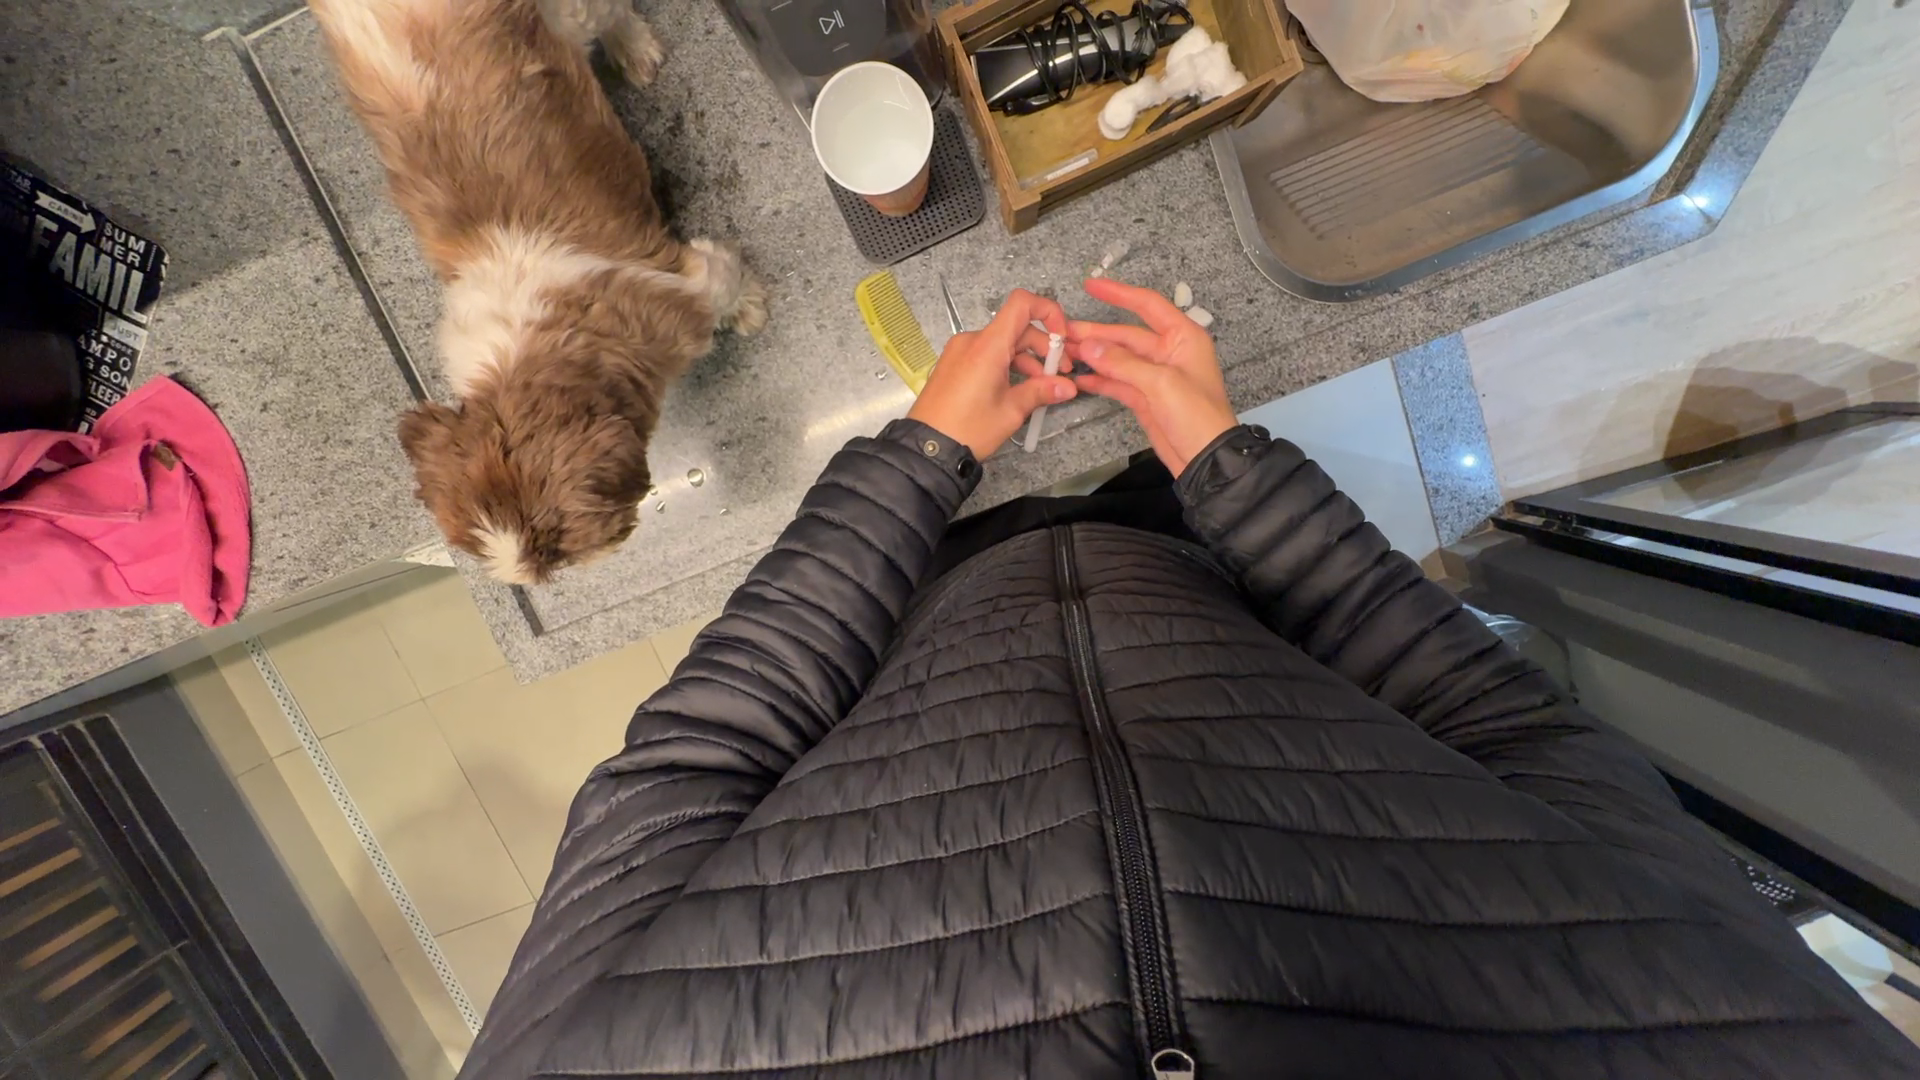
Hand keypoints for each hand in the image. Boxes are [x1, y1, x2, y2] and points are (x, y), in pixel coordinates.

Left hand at [908, 288, 1076, 458]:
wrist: (928, 449)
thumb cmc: (966, 430)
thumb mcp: (1011, 411)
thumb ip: (1041, 392)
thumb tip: (1066, 387)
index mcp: (988, 346)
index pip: (1022, 304)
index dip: (1048, 312)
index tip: (1060, 338)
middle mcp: (972, 341)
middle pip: (1016, 328)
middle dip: (1042, 347)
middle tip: (1058, 374)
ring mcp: (960, 352)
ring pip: (1002, 343)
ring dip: (1025, 360)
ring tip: (1040, 388)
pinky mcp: (954, 365)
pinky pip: (986, 354)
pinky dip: (1005, 365)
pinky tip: (1016, 389)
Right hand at [1068, 277, 1237, 476]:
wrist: (1206, 458)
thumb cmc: (1196, 415)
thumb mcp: (1160, 383)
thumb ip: (1122, 363)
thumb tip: (1088, 346)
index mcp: (1182, 337)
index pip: (1147, 305)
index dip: (1119, 293)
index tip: (1091, 284)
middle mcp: (1168, 352)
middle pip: (1126, 335)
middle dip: (1095, 333)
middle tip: (1063, 332)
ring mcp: (1155, 376)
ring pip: (1118, 359)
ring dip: (1092, 356)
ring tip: (1063, 352)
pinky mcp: (1145, 398)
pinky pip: (1118, 383)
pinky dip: (1099, 380)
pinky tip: (1078, 378)